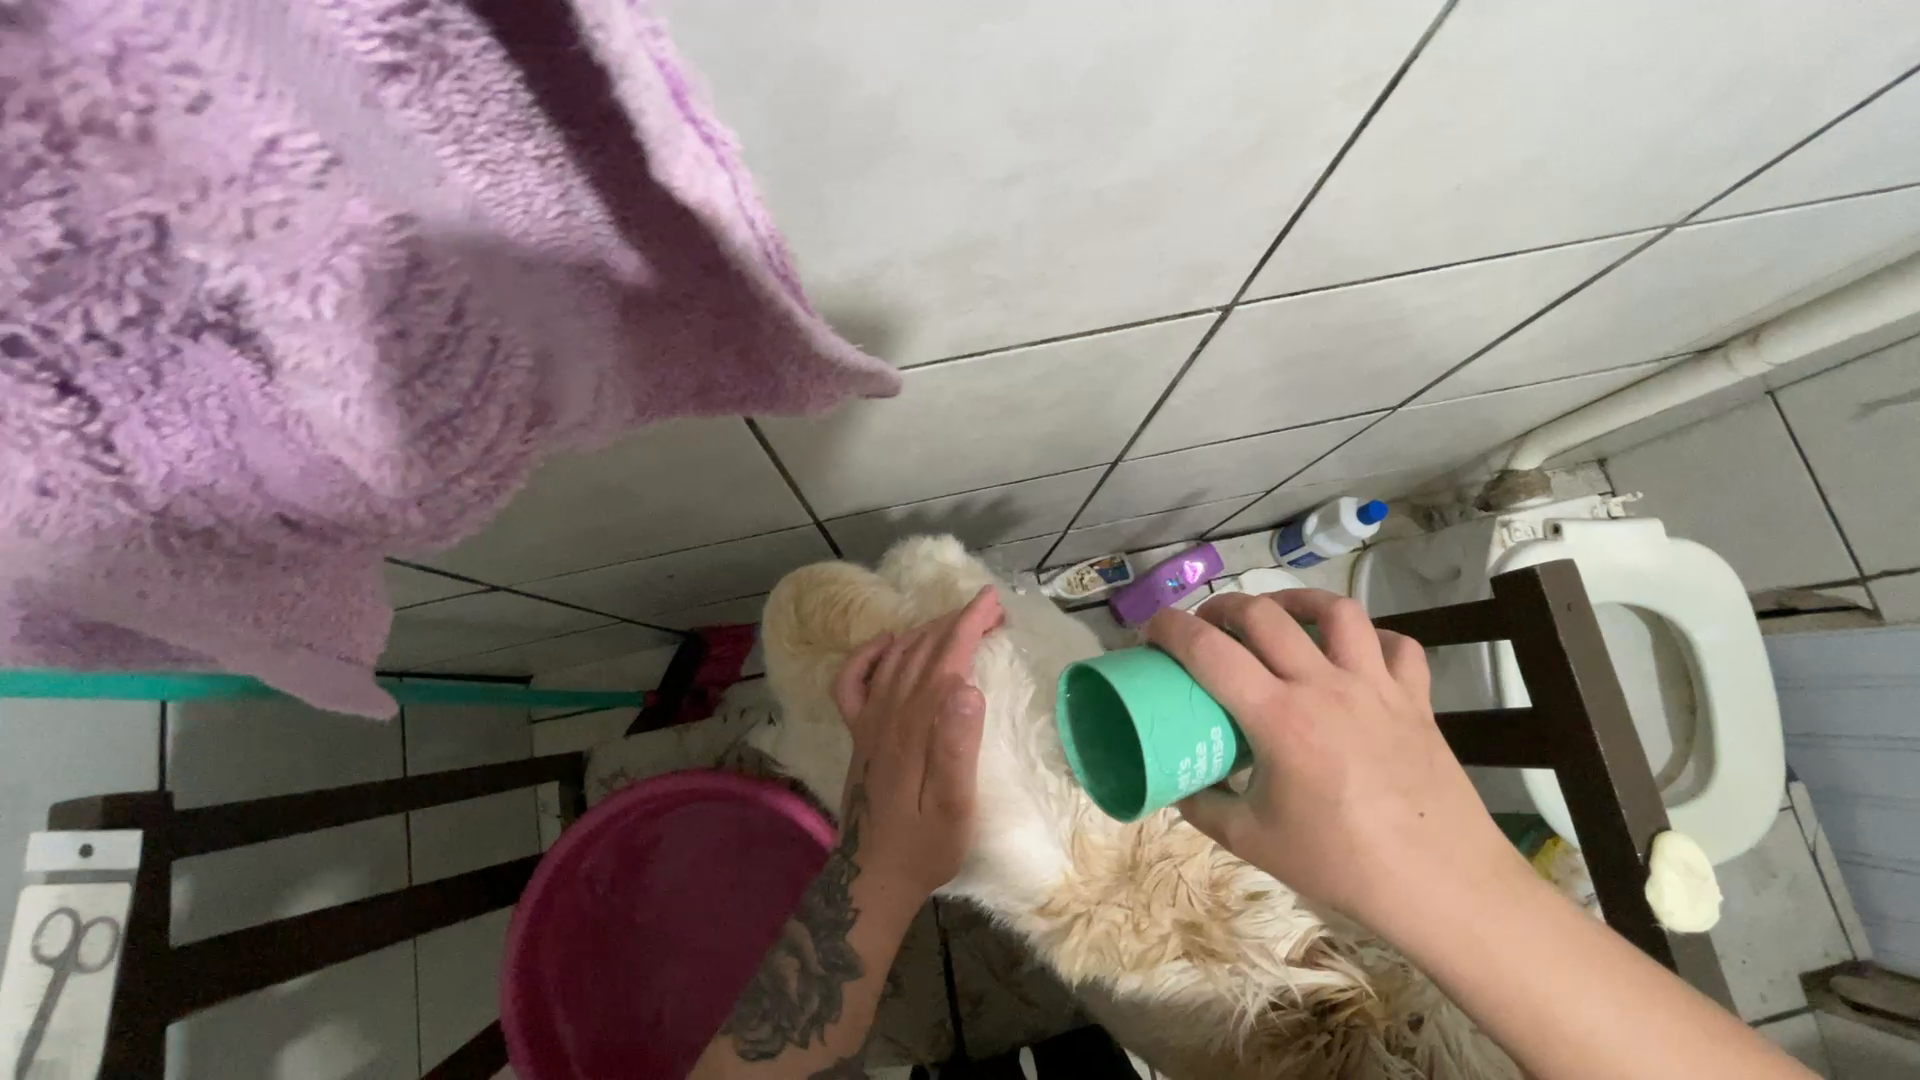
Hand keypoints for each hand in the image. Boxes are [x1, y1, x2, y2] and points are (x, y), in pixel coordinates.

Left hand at [830, 586, 1003, 901]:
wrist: (872, 876)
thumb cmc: (924, 846)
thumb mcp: (954, 807)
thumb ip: (959, 748)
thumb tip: (968, 688)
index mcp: (917, 727)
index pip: (946, 659)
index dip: (969, 625)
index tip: (994, 603)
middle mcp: (888, 714)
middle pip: (922, 651)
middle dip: (955, 621)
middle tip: (988, 607)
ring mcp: (867, 722)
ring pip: (895, 658)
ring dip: (925, 631)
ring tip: (955, 621)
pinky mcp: (857, 734)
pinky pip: (852, 681)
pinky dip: (868, 654)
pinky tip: (889, 645)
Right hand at [1146, 589, 1530, 936]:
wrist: (1441, 884)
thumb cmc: (1341, 863)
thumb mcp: (1252, 841)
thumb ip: (1204, 807)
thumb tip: (1176, 786)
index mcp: (1277, 717)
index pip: (1208, 650)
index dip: (1170, 629)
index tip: (1151, 629)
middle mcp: (1324, 686)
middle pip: (1263, 615)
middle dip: (1222, 607)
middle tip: (1206, 625)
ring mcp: (1375, 687)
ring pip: (1335, 611)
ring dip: (1296, 602)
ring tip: (1277, 616)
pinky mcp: (1415, 700)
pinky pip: (1396, 646)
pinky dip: (1370, 639)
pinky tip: (1354, 653)